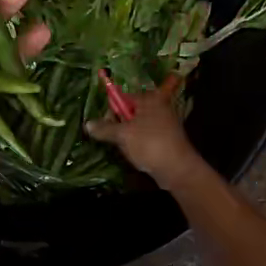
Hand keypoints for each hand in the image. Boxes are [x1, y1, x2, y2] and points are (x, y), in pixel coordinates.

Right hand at [85, 75, 203, 186]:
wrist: (178, 168)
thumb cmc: (149, 144)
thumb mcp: (123, 135)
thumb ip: (104, 128)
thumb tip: (87, 124)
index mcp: (149, 99)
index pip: (122, 97)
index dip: (111, 111)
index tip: (104, 126)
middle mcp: (158, 107)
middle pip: (130, 112)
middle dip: (119, 126)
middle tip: (116, 140)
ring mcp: (164, 124)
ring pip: (137, 127)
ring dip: (128, 138)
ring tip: (127, 150)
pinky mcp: (166, 140)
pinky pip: (146, 138)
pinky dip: (139, 145)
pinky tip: (136, 156)